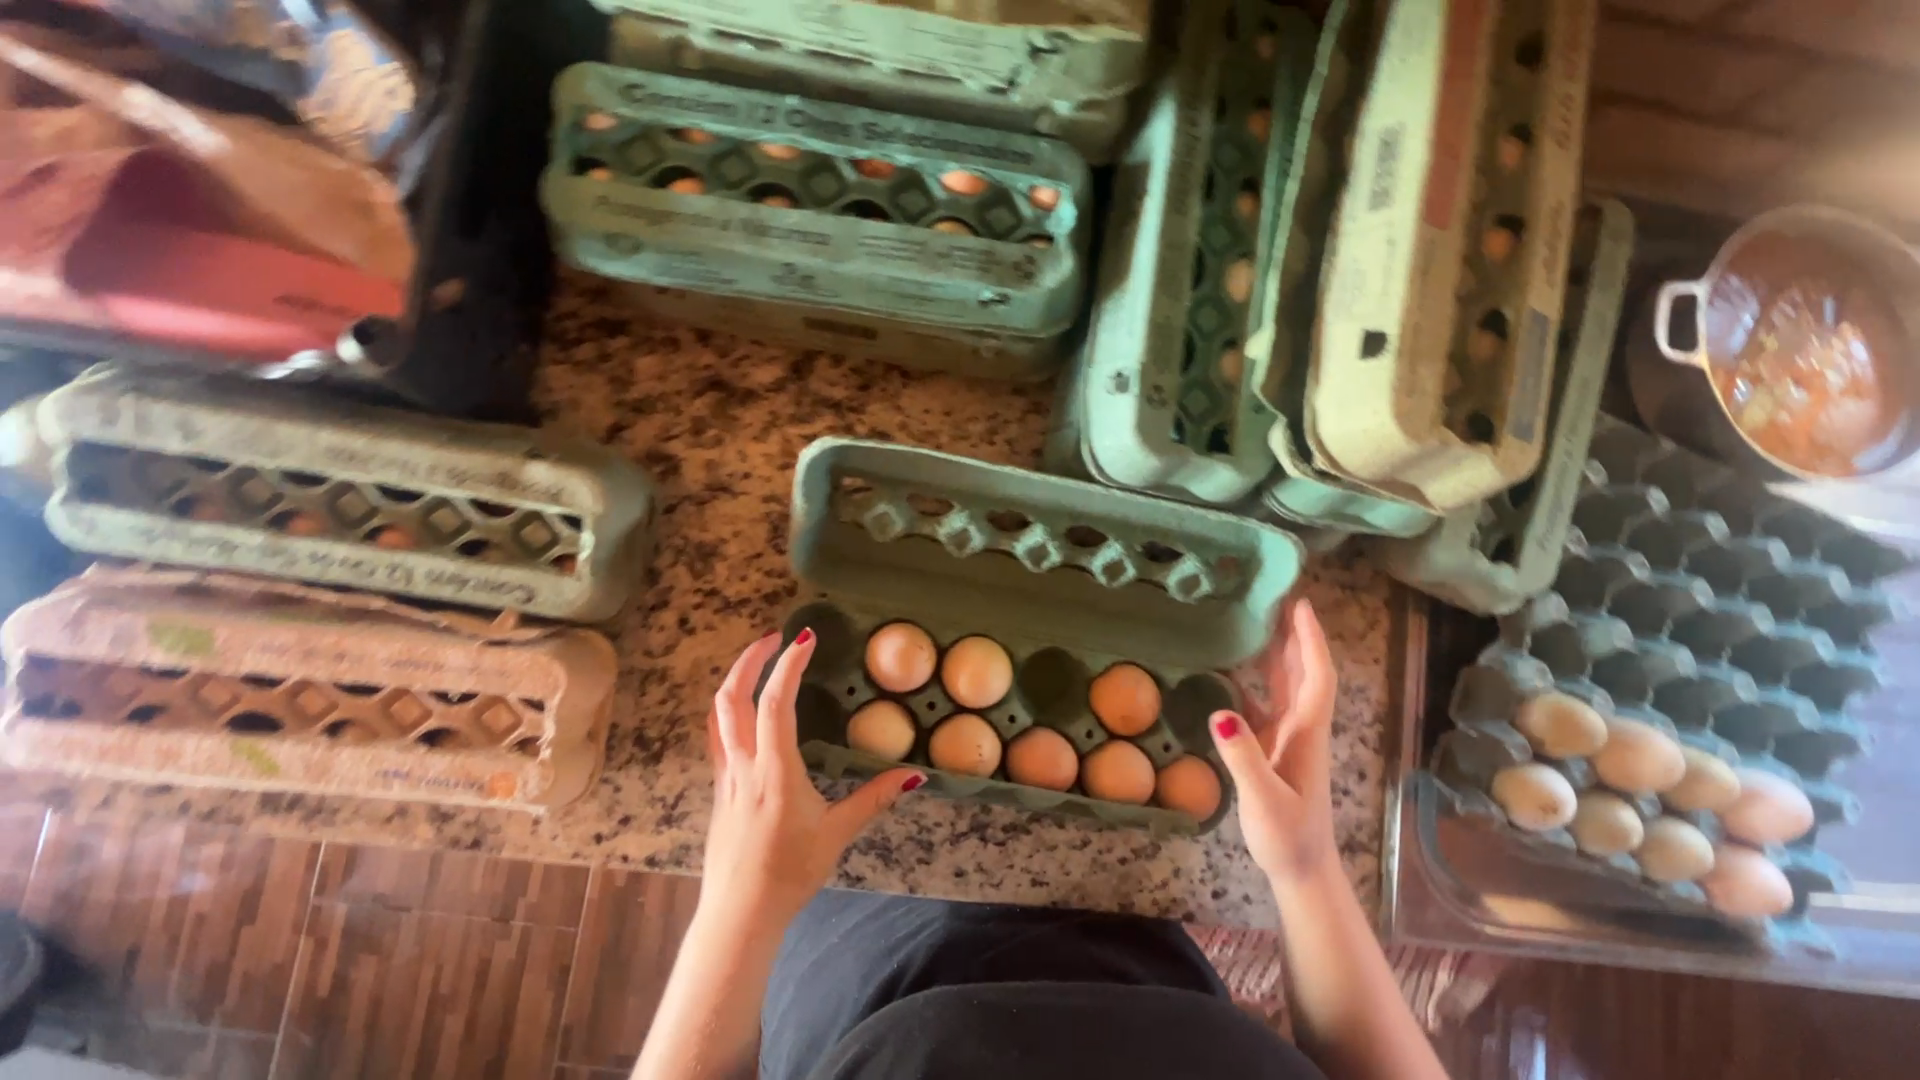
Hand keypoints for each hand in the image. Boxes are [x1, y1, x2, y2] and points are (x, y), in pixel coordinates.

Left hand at [700, 629, 924, 924]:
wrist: (739, 913)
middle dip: (751, 660)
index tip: (807, 637)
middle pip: (733, 697)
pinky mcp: (719, 789)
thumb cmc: (789, 873)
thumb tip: (914, 776)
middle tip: (775, 637)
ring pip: (718, 714)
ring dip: (735, 680)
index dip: (790, 665)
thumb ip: (873, 799)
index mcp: (774, 770)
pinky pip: (717, 736)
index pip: (777, 703)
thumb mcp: (837, 834)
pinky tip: (745, 712)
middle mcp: (743, 764)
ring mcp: (725, 775)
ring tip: (758, 661)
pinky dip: (728, 709)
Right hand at [1210, 598, 1338, 886]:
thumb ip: (1243, 756)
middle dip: (1294, 635)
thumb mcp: (1263, 798)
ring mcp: (1289, 740)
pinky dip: (1255, 682)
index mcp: (1306, 734)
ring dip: (1278, 654)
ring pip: (1287, 686)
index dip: (1309, 641)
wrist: (1301, 868)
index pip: (1315, 677)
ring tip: (1259, 624)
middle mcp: (1302, 729)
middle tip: (1276, 600)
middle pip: (1304, 673)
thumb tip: (1219, 711)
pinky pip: (1267, 705)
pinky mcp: (1275, 751)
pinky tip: (1234, 673)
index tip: (1300, 606)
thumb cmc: (1287, 835)